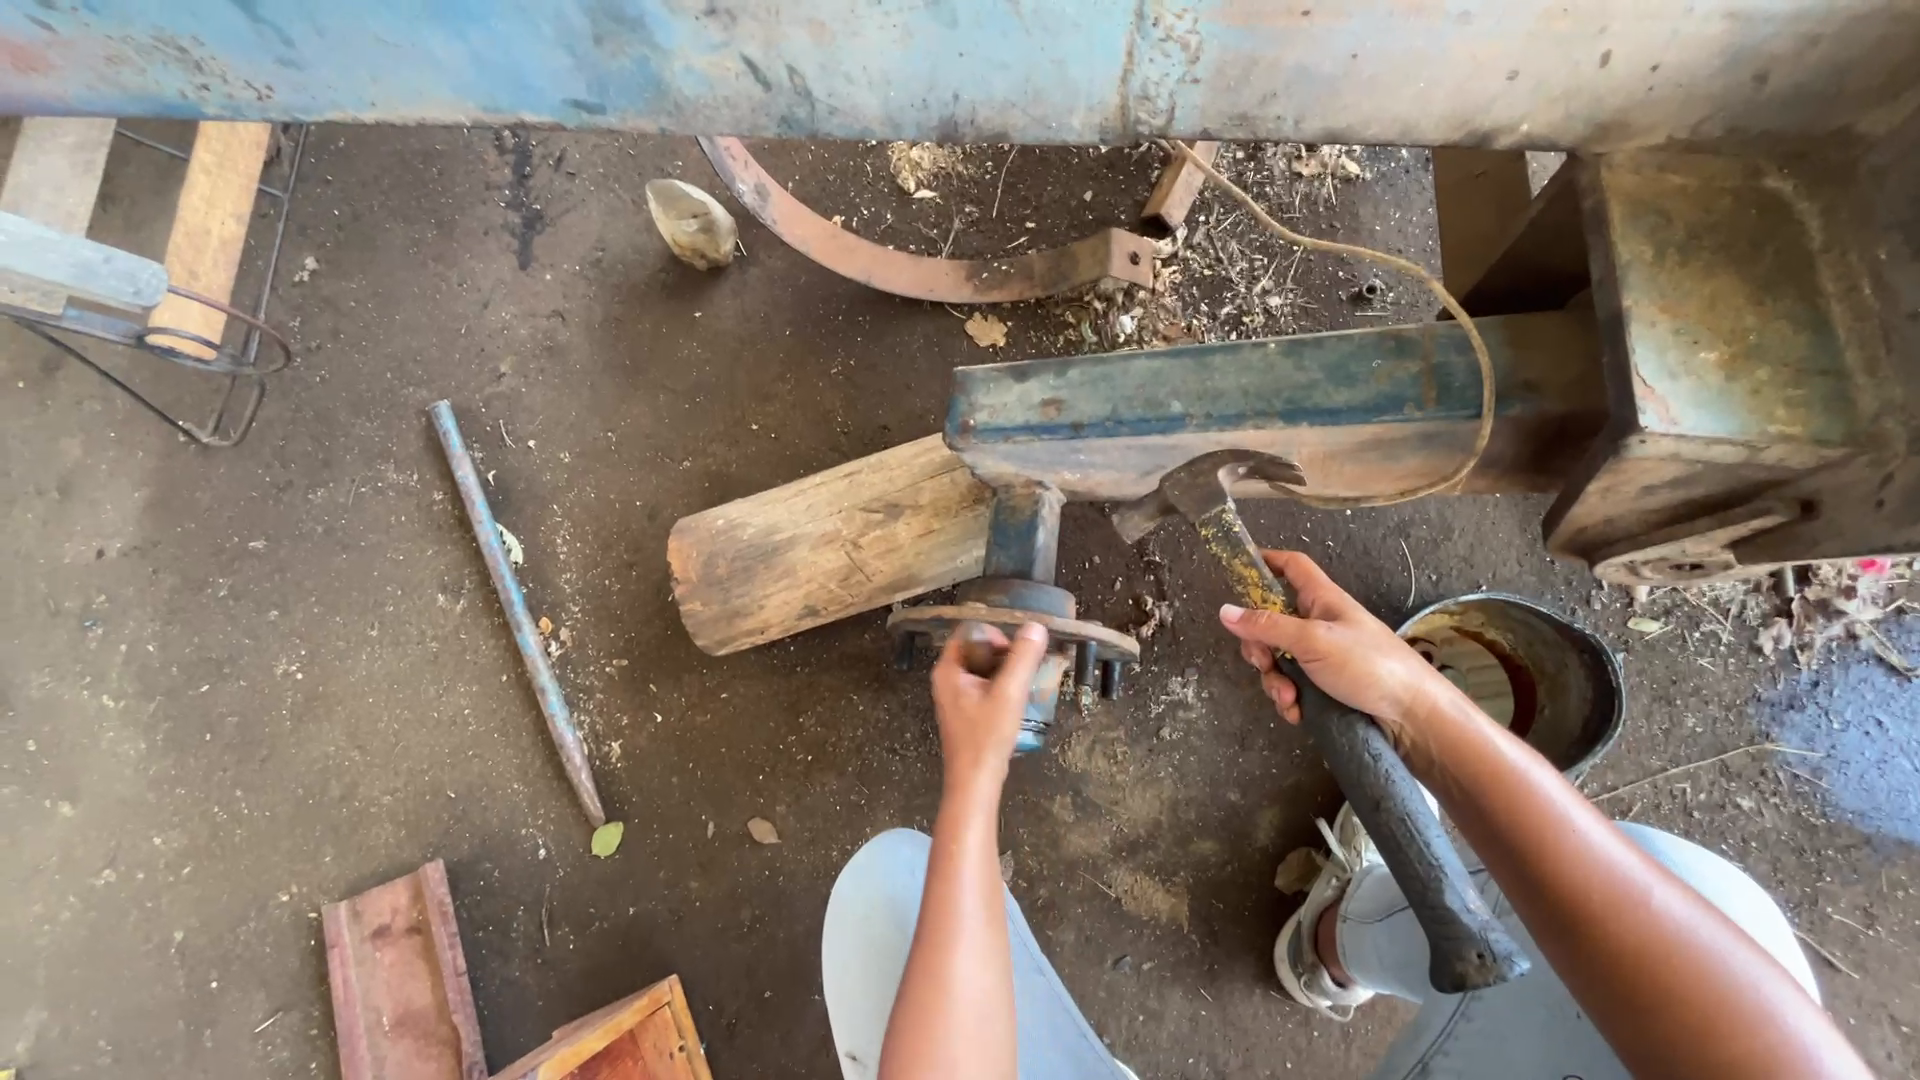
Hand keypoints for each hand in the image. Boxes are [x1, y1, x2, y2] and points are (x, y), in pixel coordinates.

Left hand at [930, 622, 1050, 793]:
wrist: (975, 781)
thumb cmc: (987, 736)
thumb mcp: (1009, 693)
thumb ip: (1022, 658)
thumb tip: (1035, 626)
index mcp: (948, 669)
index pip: (970, 632)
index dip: (994, 635)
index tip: (1014, 652)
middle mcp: (947, 678)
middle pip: (977, 648)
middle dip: (1003, 652)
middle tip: (1023, 666)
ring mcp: (955, 695)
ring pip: (983, 667)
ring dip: (1005, 669)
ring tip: (1024, 681)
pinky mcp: (966, 710)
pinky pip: (984, 684)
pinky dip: (1001, 685)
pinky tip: (1017, 698)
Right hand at [1216, 549, 1456, 749]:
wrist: (1414, 715)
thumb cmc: (1369, 664)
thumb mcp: (1312, 641)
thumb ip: (1267, 626)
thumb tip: (1224, 611)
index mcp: (1322, 600)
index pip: (1292, 566)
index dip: (1267, 561)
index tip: (1239, 570)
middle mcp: (1319, 624)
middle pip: (1271, 621)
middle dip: (1259, 646)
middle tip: (1263, 662)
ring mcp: (1322, 656)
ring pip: (1278, 659)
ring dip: (1274, 680)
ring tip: (1288, 697)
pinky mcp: (1325, 685)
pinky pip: (1292, 685)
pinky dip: (1289, 699)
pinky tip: (1296, 711)